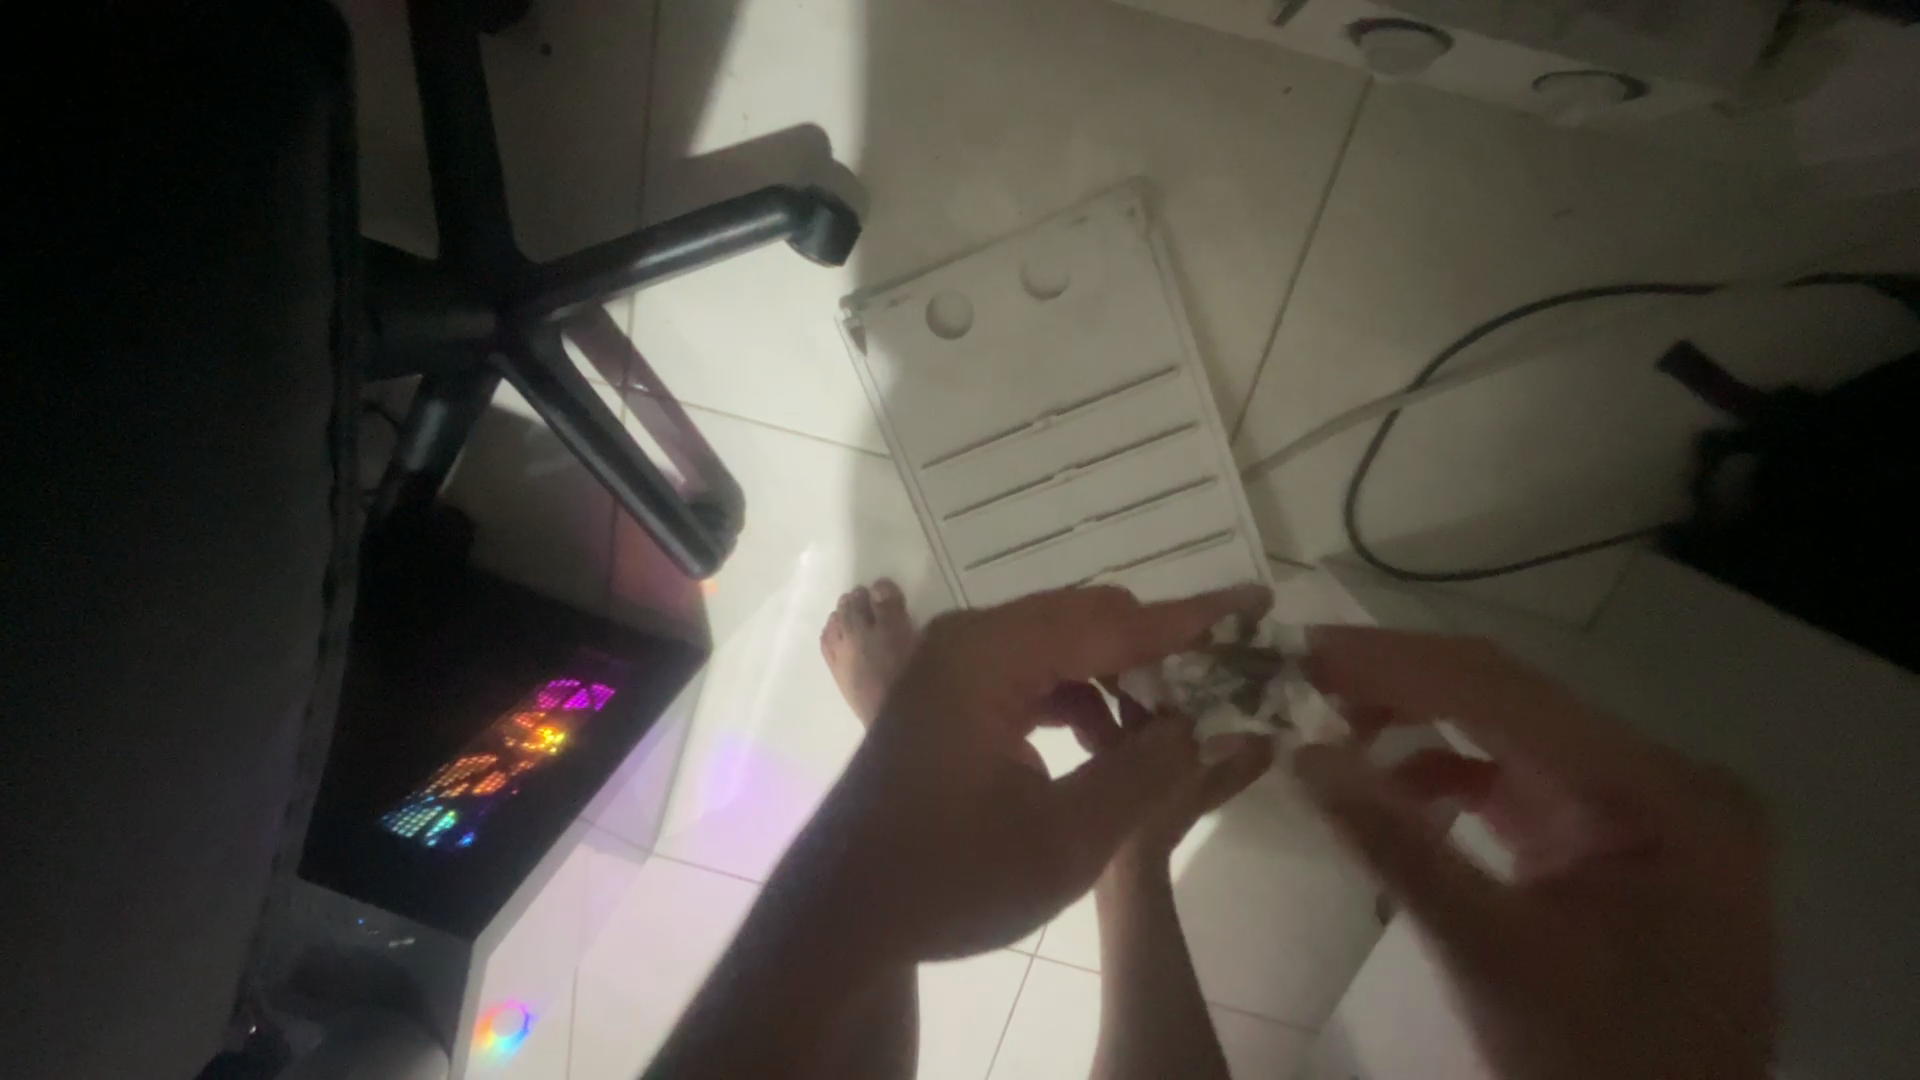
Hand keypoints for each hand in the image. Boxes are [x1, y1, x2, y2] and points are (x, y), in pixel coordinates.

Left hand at [780, 582, 1272, 962]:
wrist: (846, 910)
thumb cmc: (950, 876)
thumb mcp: (1066, 837)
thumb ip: (1148, 770)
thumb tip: (1211, 723)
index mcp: (989, 655)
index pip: (1111, 621)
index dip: (1189, 618)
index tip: (1255, 604)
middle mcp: (969, 639)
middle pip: (1084, 621)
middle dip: (1156, 651)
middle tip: (1220, 686)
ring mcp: (955, 663)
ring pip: (1059, 645)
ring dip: (1117, 679)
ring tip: (1170, 729)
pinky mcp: (953, 690)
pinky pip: (1032, 672)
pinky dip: (1078, 698)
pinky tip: (1110, 742)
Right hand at [1293, 627, 1774, 1079]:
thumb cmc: (1594, 1055)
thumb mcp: (1484, 949)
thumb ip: (1390, 842)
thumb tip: (1299, 753)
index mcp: (1657, 792)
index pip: (1503, 692)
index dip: (1395, 664)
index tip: (1305, 651)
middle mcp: (1653, 773)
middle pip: (1500, 692)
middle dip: (1393, 679)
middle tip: (1301, 671)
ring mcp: (1624, 796)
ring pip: (1493, 719)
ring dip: (1406, 715)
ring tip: (1329, 720)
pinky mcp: (1592, 821)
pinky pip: (1497, 765)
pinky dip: (1430, 766)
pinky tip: (1384, 785)